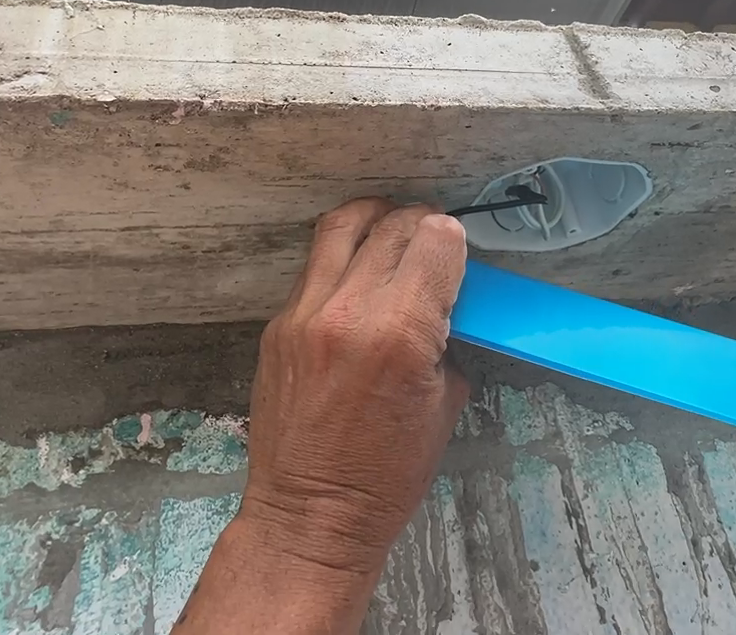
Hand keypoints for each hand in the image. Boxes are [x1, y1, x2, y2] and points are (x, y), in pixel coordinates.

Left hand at [174, 199, 469, 634]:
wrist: (309, 516)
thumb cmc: (389, 474)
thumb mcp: (445, 403)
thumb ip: (446, 335)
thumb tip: (445, 295)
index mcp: (401, 332)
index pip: (436, 241)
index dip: (453, 237)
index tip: (457, 247)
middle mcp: (350, 309)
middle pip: (393, 224)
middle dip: (421, 222)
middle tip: (432, 237)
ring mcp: (305, 312)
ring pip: (342, 226)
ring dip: (376, 219)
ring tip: (390, 230)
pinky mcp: (278, 323)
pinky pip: (315, 266)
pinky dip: (343, 257)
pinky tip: (356, 276)